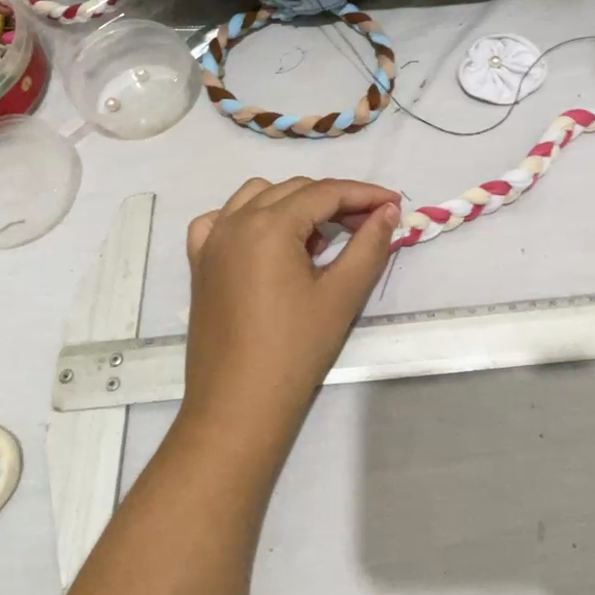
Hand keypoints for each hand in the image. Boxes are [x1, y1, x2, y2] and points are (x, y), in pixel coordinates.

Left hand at [183, 177, 399, 432]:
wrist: (238, 404)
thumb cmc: (295, 350)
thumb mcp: (341, 295)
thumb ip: (369, 245)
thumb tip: (388, 211)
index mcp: (269, 224)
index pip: (325, 192)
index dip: (364, 193)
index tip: (394, 203)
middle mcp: (235, 221)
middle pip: (294, 189)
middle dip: (334, 200)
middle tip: (368, 224)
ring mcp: (212, 240)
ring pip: (257, 196)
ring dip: (293, 203)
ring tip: (319, 238)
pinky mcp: (199, 263)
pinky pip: (221, 219)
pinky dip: (247, 217)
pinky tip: (265, 241)